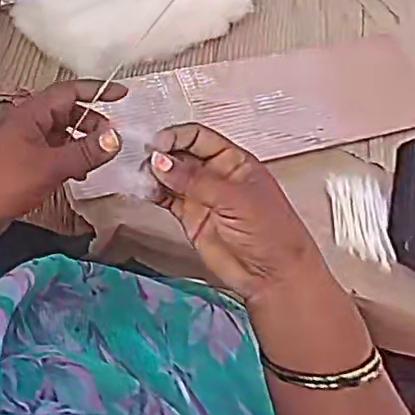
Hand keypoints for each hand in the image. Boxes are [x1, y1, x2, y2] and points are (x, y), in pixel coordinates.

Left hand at [0, 80, 126, 227]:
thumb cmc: (4, 181)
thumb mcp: (51, 166)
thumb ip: (85, 151)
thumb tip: (116, 137)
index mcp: (32, 112)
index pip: (70, 91)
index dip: (98, 90)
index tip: (123, 95)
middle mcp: (28, 120)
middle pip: (67, 111)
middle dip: (93, 122)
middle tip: (113, 140)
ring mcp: (23, 140)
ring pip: (61, 133)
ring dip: (81, 143)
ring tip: (98, 160)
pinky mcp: (20, 160)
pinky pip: (52, 150)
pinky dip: (68, 157)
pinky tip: (78, 174)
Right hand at [146, 123, 321, 303]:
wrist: (273, 277)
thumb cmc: (272, 234)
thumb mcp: (235, 199)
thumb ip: (195, 179)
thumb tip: (161, 161)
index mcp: (233, 161)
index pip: (198, 137)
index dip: (176, 137)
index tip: (157, 145)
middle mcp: (214, 174)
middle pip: (180, 153)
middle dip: (160, 154)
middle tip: (144, 160)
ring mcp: (201, 195)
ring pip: (169, 175)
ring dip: (153, 173)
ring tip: (142, 177)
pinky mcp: (189, 215)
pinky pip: (165, 197)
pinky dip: (152, 192)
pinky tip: (145, 190)